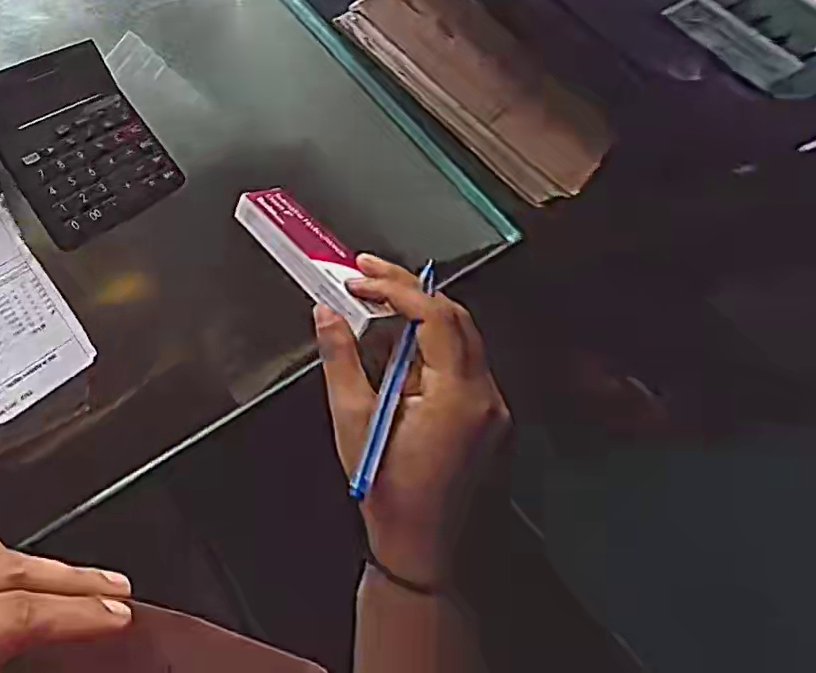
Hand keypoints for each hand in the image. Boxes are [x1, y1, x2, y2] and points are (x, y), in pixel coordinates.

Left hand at [0, 532, 133, 672]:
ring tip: (82, 584)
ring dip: (39, 565)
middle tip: (115, 591)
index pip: (10, 611)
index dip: (73, 612)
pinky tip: (28, 578)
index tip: (117, 615)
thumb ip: (3, 664)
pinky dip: (4, 564)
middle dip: (67, 578)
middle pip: (2, 565)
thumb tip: (57, 646)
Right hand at [315, 255, 508, 584]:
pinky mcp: (481, 415)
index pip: (436, 317)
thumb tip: (327, 314)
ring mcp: (488, 407)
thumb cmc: (389, 489)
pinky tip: (390, 340)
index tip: (358, 281)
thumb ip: (340, 357)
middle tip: (365, 271)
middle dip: (407, 287)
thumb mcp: (352, 416)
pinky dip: (424, 339)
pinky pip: (457, 359)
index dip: (394, 288)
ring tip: (371, 298)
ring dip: (415, 311)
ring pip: (458, 335)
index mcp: (459, 397)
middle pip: (454, 317)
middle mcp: (485, 397)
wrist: (422, 544)